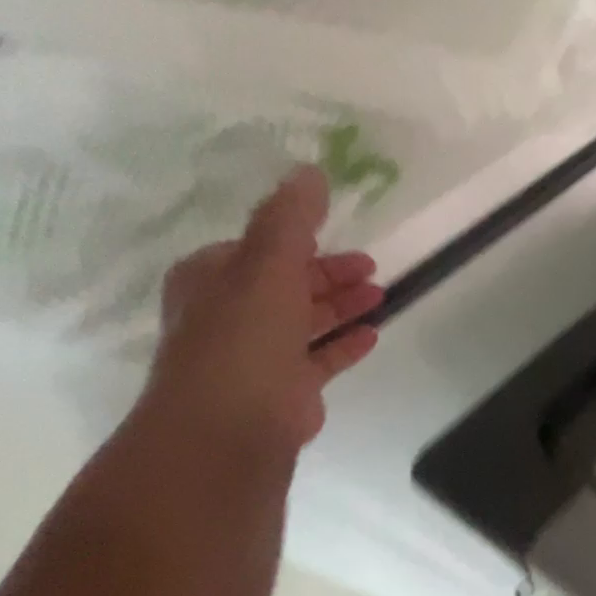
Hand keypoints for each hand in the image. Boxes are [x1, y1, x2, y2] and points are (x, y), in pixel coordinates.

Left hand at [143, 166, 381, 451]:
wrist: (232, 424)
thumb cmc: (243, 339)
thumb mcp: (268, 268)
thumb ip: (290, 220)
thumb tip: (309, 171)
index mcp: (212, 280)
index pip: (257, 250)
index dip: (298, 241)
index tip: (338, 234)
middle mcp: (229, 313)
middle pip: (285, 284)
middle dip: (327, 274)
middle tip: (372, 266)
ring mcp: (257, 353)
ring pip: (305, 320)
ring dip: (341, 306)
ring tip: (383, 296)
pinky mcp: (286, 386)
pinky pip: (321, 357)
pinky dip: (346, 343)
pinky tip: (374, 334)